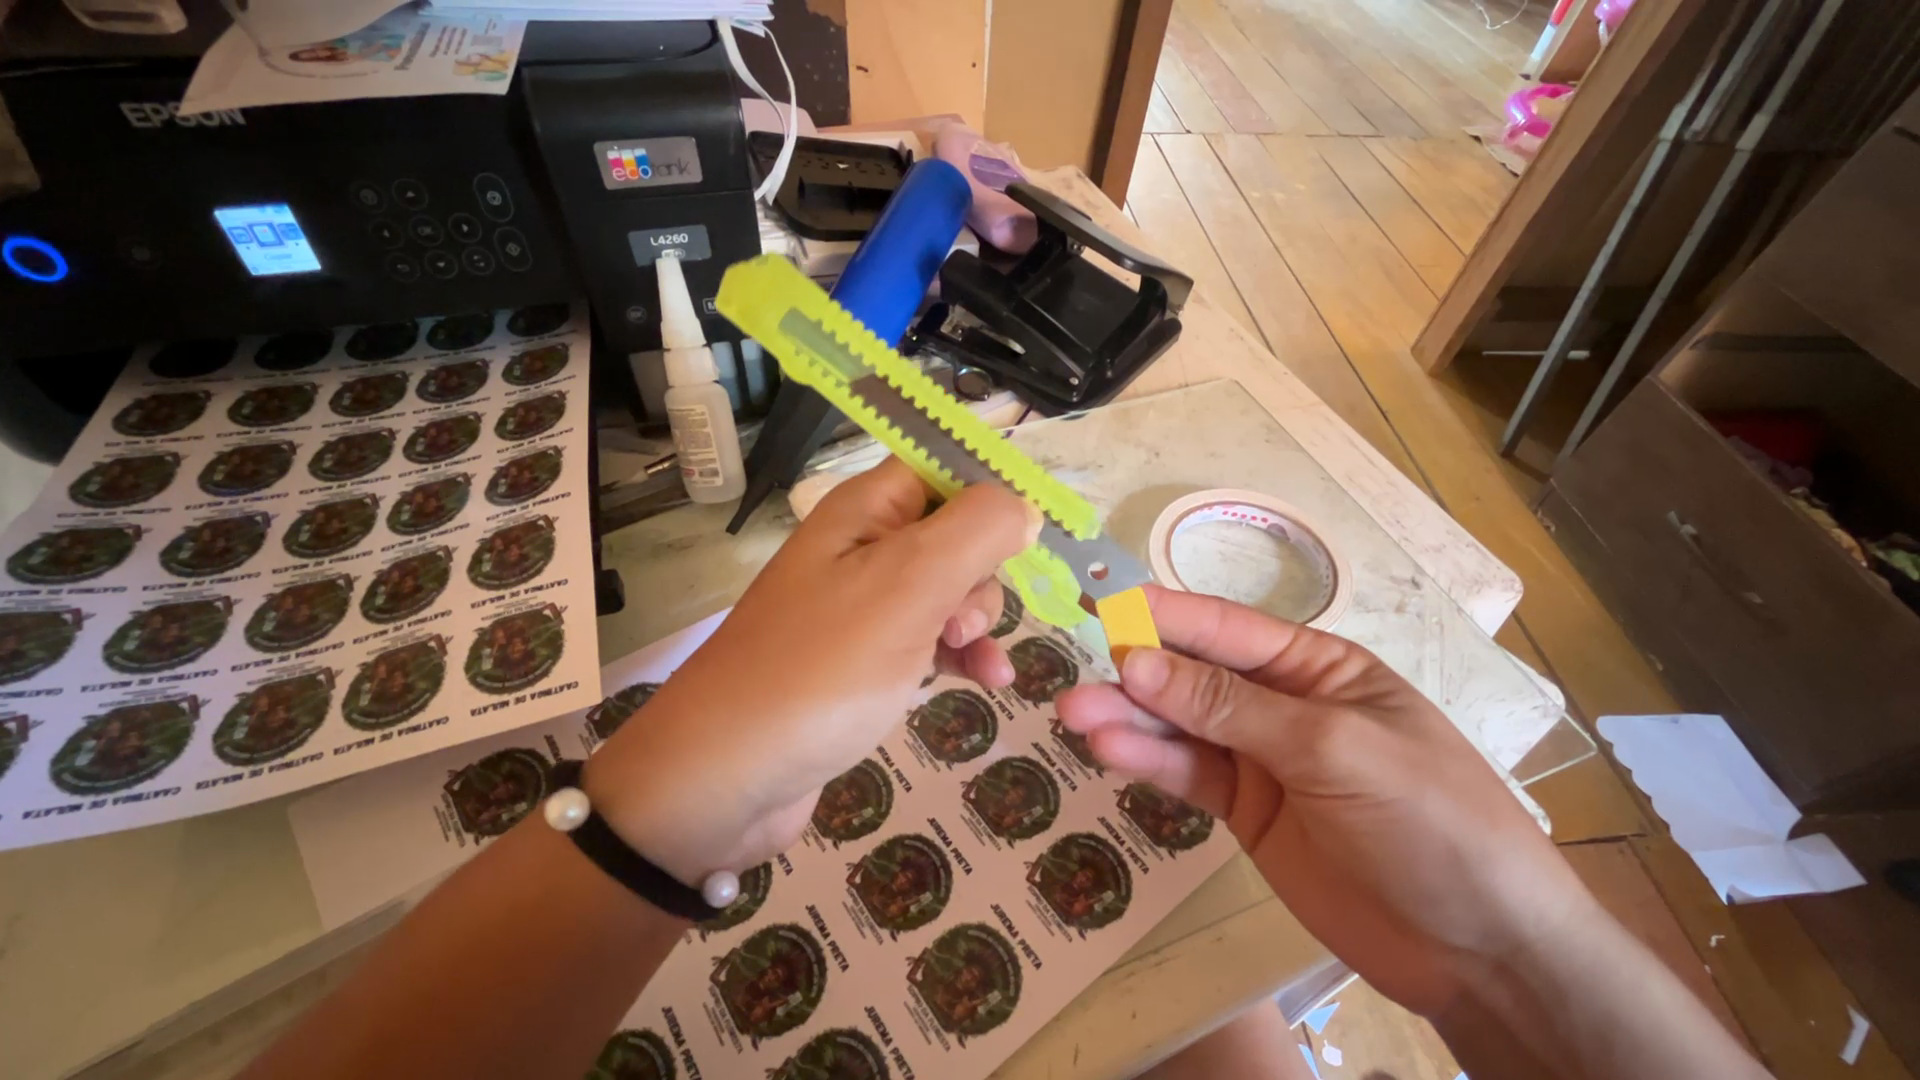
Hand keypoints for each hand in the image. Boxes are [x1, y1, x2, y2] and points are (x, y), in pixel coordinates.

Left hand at [584, 459, 1038, 886]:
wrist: (724, 777)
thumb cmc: (820, 671)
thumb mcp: (907, 588)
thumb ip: (975, 532)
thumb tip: (1024, 506)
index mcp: (864, 511)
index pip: (944, 467)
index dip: (993, 493)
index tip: (1031, 537)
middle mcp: (861, 548)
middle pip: (955, 532)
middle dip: (983, 571)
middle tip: (962, 620)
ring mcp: (861, 607)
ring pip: (948, 590)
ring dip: (978, 619)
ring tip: (973, 657)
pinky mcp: (863, 660)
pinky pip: (929, 640)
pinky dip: (961, 656)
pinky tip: (987, 684)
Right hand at [1055, 587, 1596, 1016]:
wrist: (1481, 949)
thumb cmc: (1427, 819)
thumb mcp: (1330, 747)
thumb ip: (1229, 706)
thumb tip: (1137, 661)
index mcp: (1317, 667)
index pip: (1225, 629)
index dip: (1161, 615)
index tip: (1098, 604)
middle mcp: (1281, 703)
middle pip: (1192, 677)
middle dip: (1134, 676)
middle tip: (1074, 683)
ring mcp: (1260, 759)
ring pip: (1179, 727)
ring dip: (1127, 721)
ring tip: (1074, 718)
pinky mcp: (1245, 811)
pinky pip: (1188, 775)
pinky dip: (1148, 763)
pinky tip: (1109, 753)